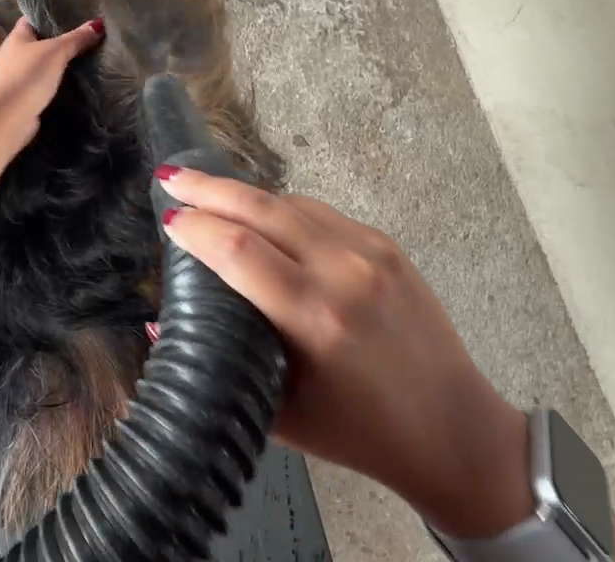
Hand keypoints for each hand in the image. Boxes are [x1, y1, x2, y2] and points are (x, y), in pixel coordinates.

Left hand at [0, 16, 103, 150]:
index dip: (51, 16)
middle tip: (90, 40)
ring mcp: (17, 81)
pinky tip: (77, 88)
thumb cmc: (26, 76)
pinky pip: (45, 89)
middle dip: (61, 44)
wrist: (3, 118)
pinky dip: (58, 88)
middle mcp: (14, 57)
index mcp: (17, 38)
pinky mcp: (23, 102)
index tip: (75, 15)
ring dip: (60, 68)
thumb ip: (76, 38)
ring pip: (43, 69)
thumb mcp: (55, 52)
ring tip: (90, 62)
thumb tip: (98, 23)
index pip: (33, 20)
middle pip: (40, 45)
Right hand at [156, 168, 535, 538]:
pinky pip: (319, 213)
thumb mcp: (281, 413)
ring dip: (243, 196)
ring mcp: (371, 252)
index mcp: (317, 317)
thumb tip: (158, 322)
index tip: (167, 222)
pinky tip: (260, 218)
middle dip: (207, 188)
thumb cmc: (361, 434)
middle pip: (260, 206)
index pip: (237, 248)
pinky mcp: (387, 246)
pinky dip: (281, 209)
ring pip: (289, 201)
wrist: (456, 432)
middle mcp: (345, 272)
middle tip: (169, 179)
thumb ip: (217, 363)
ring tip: (207, 197)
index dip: (195, 227)